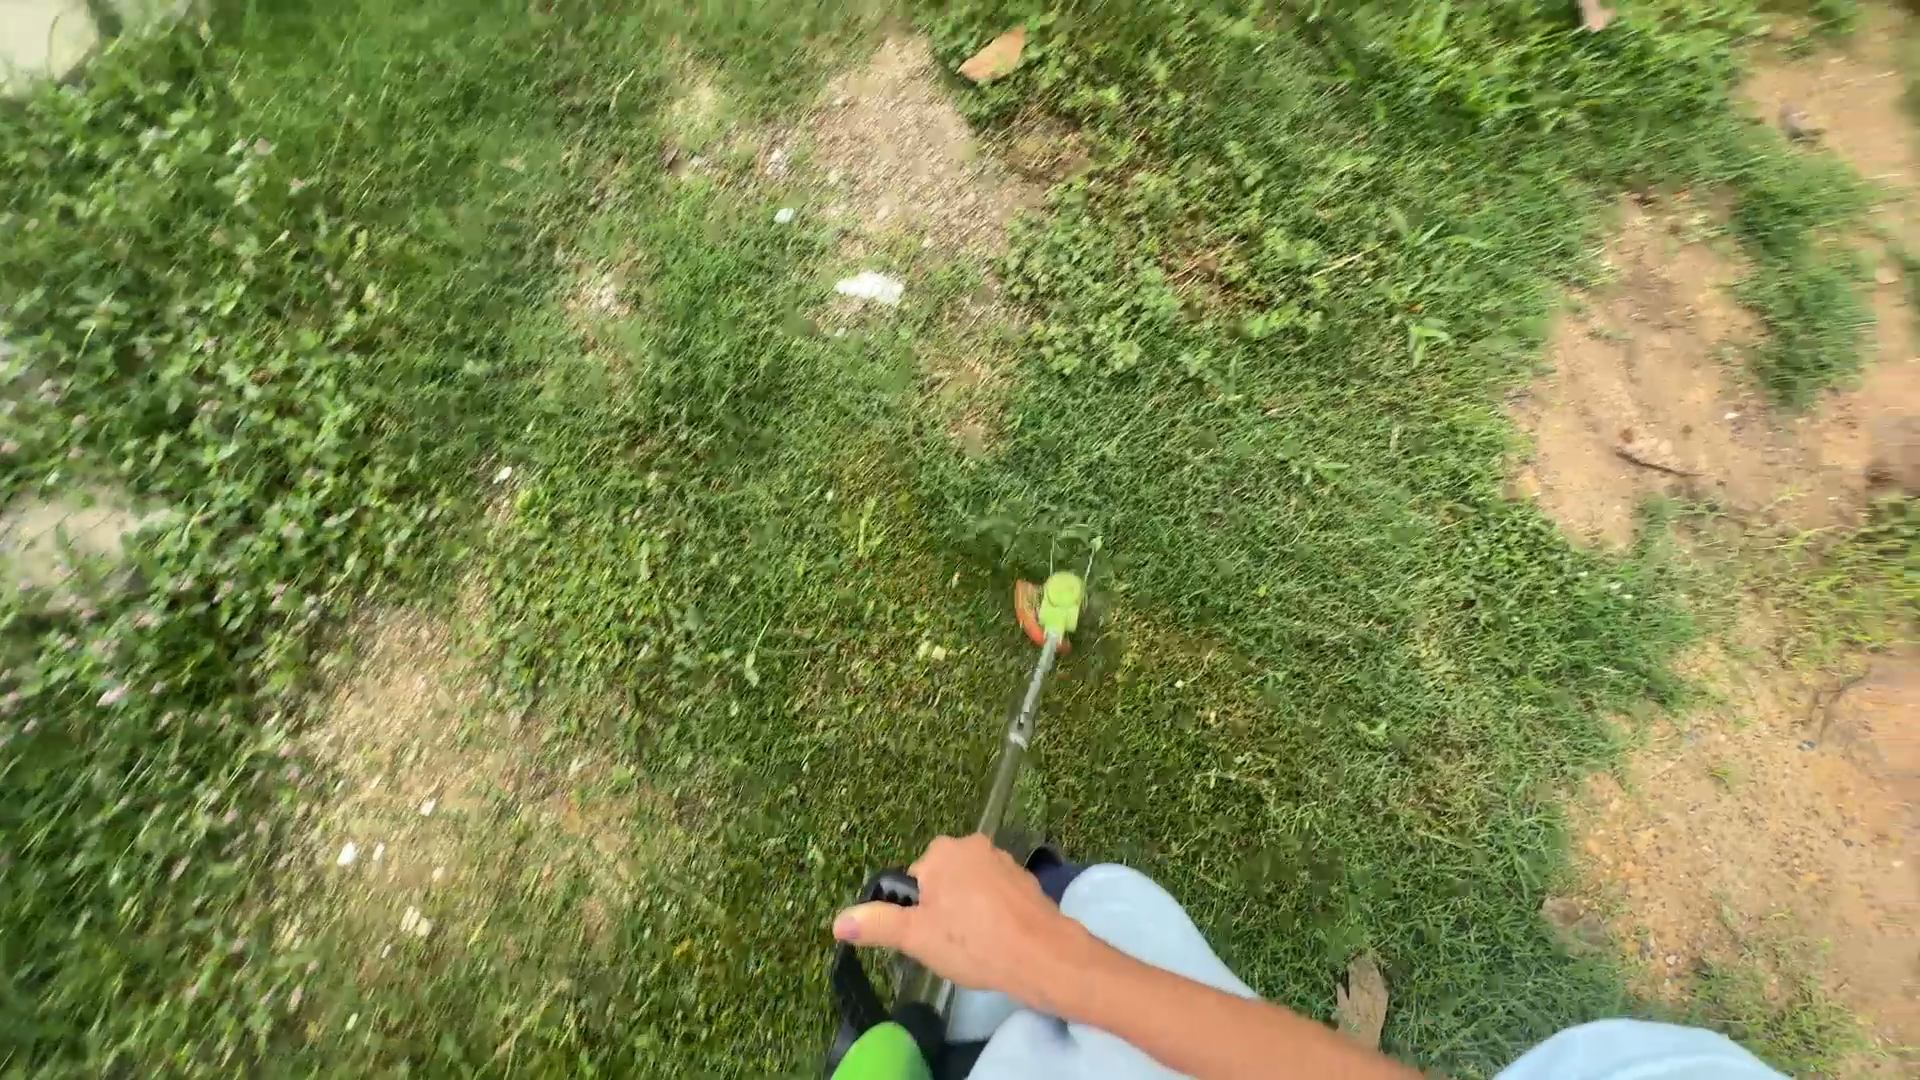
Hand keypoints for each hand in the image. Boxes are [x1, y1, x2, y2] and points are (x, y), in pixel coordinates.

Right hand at [832, 834, 1086, 1005]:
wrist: (1040, 954)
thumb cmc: (972, 941)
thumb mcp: (916, 937)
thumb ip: (877, 924)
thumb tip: (838, 921)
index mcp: (941, 851)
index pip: (915, 882)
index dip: (917, 914)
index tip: (928, 938)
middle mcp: (971, 844)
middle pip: (942, 882)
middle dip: (942, 911)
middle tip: (951, 944)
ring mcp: (1001, 858)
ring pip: (969, 888)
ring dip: (968, 911)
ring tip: (976, 945)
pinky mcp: (1023, 878)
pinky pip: (995, 894)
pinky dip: (992, 913)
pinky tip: (998, 939)